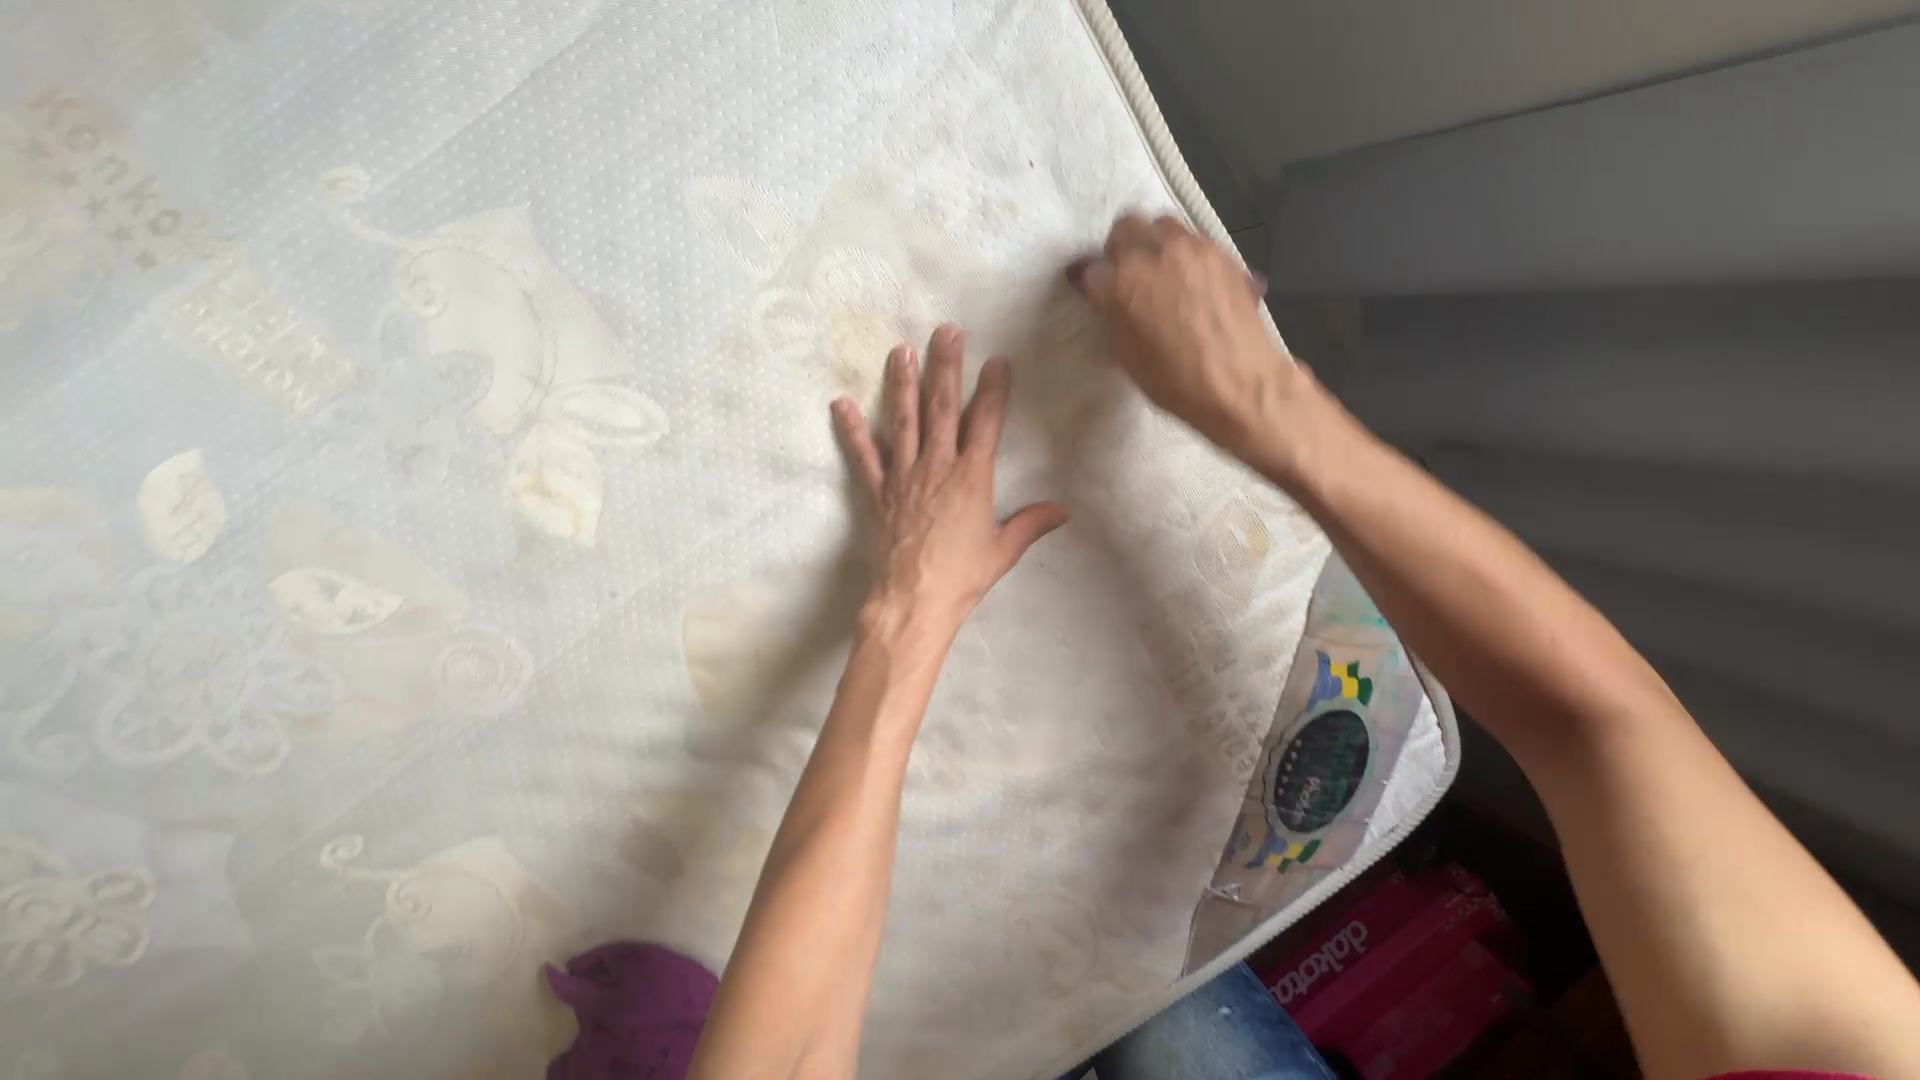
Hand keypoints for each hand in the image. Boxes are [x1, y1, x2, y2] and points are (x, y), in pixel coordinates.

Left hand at [833, 325, 1068, 638]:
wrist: (913, 602)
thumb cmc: (961, 578)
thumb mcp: (1003, 552)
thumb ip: (1031, 524)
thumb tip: (1063, 511)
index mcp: (972, 479)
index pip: (986, 423)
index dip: (993, 390)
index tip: (997, 360)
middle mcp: (937, 467)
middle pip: (942, 408)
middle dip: (946, 366)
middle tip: (946, 330)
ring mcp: (903, 477)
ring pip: (903, 421)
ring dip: (902, 383)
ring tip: (900, 351)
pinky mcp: (877, 493)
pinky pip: (863, 456)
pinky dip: (851, 430)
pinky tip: (841, 403)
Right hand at [1070, 213, 1305, 460]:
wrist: (1238, 383)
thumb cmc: (1174, 380)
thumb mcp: (1126, 354)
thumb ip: (1112, 314)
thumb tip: (1105, 294)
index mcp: (1122, 282)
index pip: (1092, 268)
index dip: (1094, 284)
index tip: (1100, 297)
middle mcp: (1155, 252)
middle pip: (1126, 227)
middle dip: (1121, 248)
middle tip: (1126, 275)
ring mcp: (1192, 248)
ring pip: (1162, 226)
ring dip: (1154, 244)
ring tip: (1161, 273)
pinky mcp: (1222, 253)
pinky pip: (1193, 241)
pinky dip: (1184, 255)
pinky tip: (1191, 283)